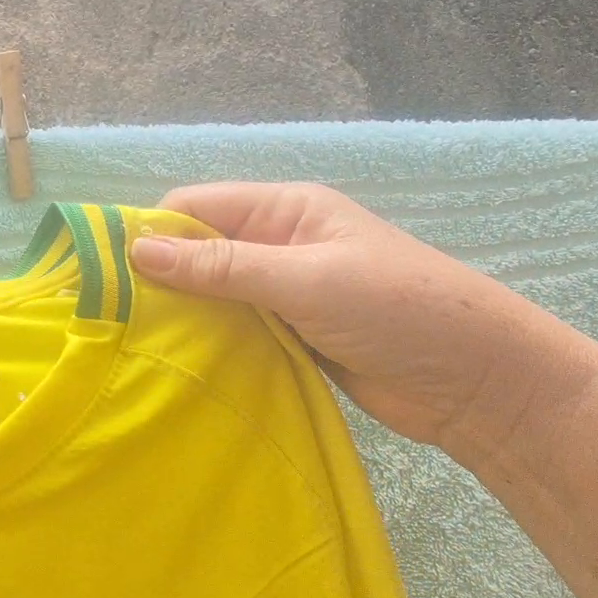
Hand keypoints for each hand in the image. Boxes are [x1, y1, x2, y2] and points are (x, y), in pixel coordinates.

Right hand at [127, 182, 596, 449]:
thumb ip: (220, 266)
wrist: (487, 390)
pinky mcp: (285, 331)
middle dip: (158, 275)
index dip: (149, 233)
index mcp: (283, 209)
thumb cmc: (402, 312)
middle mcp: (274, 242)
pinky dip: (203, 337)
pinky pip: (227, 325)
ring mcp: (279, 289)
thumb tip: (135, 250)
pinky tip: (176, 358)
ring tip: (137, 340)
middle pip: (193, 249)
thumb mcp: (306, 280)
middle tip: (117, 315)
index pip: (192, 208)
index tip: (109, 273)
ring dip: (179, 311)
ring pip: (206, 291)